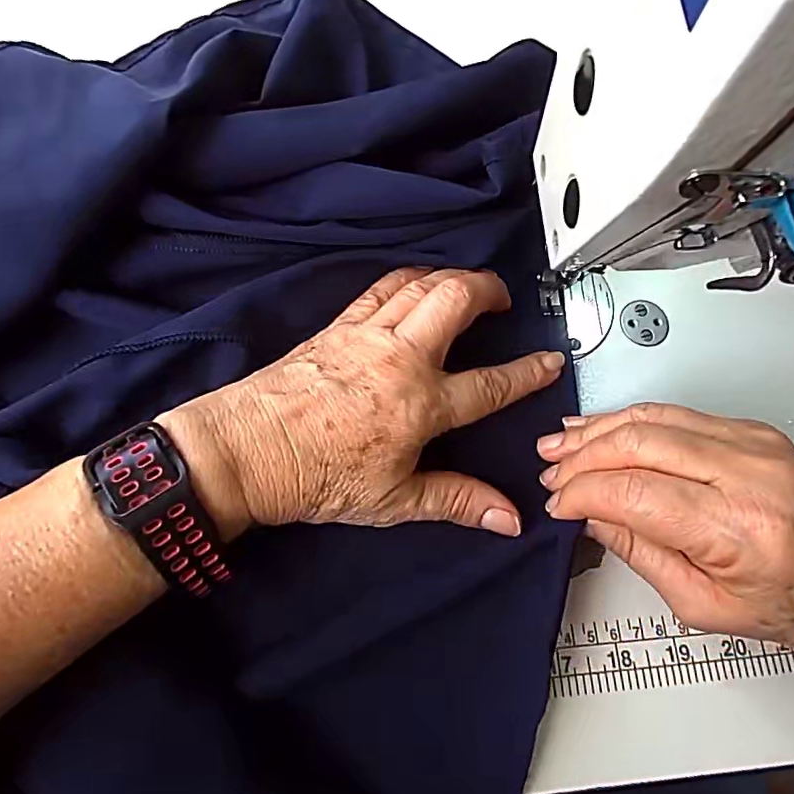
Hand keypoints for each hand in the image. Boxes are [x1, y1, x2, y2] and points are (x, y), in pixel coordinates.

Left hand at [161, 267, 565, 539]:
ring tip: (462, 284)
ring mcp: (364, 337)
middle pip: (457, 300)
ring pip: (418, 284)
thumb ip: (456, 501)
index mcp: (421, 405)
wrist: (246, 451)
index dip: (527, 371)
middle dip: (489, 289)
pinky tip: (407, 286)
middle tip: (501, 297)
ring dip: (448, 276)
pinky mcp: (334, 329)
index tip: (546, 361)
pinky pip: (377, 290)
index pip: (491, 383)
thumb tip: (506, 517)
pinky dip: (402, 280)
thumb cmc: (312, 476)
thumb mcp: (392, 501)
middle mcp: (398, 359)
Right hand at [536, 403, 793, 681]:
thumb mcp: (699, 602)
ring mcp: (754, 446)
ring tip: (559, 446)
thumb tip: (589, 514)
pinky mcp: (750, 432)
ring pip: (649, 418)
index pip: (631, 492)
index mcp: (741, 530)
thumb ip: (636, 551)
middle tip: (551, 474)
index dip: (579, 493)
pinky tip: (597, 430)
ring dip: (595, 431)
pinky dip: (625, 421)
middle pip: (636, 444)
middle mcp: (753, 477)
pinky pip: (671, 413)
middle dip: (580, 457)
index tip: (558, 505)